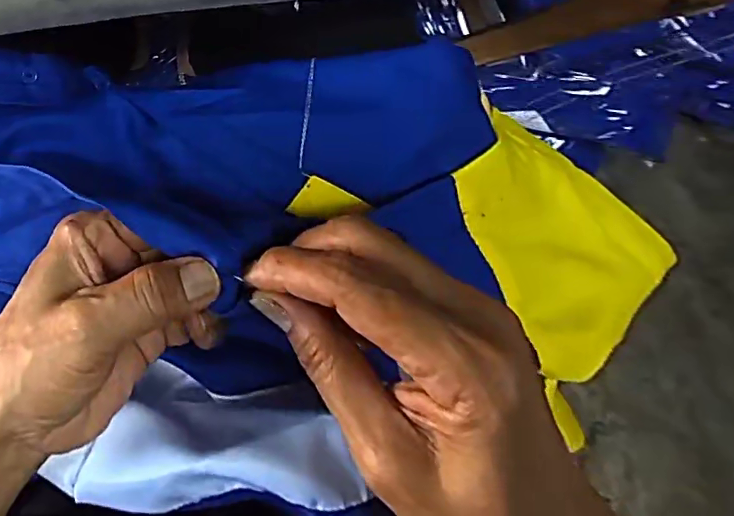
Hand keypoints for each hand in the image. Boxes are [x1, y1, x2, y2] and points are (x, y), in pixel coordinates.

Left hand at [0, 211, 222, 515]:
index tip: (232, 242)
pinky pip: (183, 315)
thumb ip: (150, 295)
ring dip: (207, 296)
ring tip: (224, 314)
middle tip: (241, 280)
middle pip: (176, 249)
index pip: (154, 220)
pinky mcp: (143, 328)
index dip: (192, 230)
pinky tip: (212, 333)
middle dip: (207, 264)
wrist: (9, 432)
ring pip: (184, 283)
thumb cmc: (34, 362)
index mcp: (94, 235)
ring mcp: (131, 294)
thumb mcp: (90, 323)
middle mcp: (116, 256)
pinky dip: (202, 321)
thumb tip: (209, 273)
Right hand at [246, 216, 609, 515]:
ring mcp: (480, 299)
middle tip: (267, 276)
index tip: (253, 271)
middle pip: (377, 245)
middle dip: (312, 248)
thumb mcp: (386, 460)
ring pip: (388, 244)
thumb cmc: (466, 507)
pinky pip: (403, 261)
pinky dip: (357, 263)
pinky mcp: (475, 298)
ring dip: (332, 251)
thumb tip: (280, 301)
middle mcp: (477, 312)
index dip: (302, 271)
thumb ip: (333, 372)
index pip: (366, 292)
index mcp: (464, 363)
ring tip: (290, 281)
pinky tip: (331, 288)